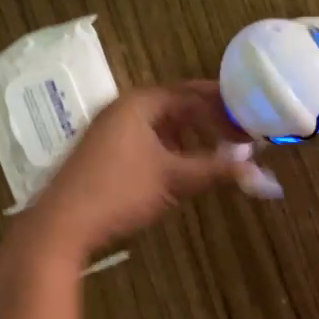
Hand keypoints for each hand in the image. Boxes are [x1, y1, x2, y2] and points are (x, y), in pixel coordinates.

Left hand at [24, 82, 279, 259]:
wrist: (58, 227)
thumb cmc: (118, 192)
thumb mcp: (174, 180)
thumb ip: (217, 170)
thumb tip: (259, 169)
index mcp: (141, 102)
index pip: (192, 92)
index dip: (225, 104)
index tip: (252, 116)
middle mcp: (125, 107)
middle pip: (178, 104)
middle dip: (211, 118)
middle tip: (241, 134)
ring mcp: (111, 129)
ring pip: (163, 123)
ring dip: (193, 134)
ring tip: (221, 149)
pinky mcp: (104, 152)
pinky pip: (148, 138)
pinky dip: (172, 147)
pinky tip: (186, 164)